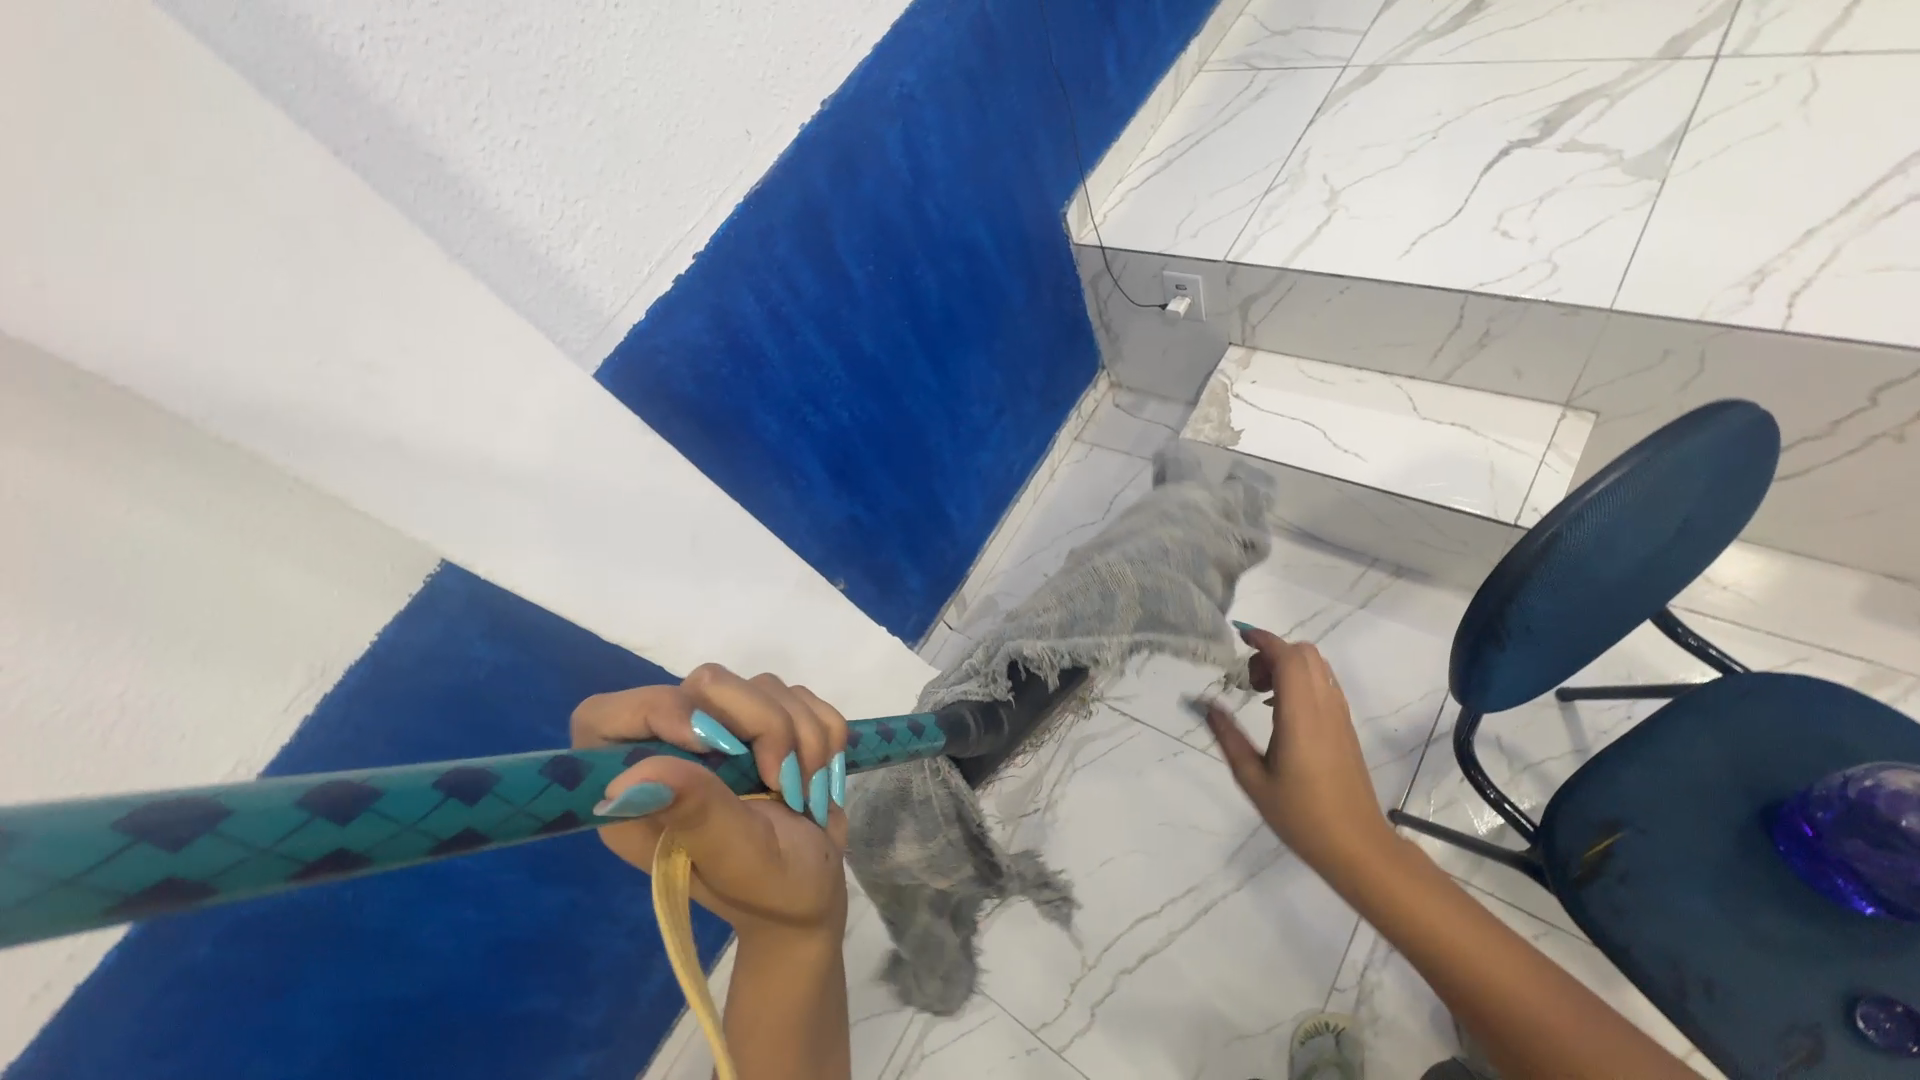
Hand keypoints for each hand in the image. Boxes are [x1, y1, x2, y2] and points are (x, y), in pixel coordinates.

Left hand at [571, 664, 849, 941]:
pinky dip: (824, 733)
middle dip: (764, 724)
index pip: (606, 717)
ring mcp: (725, 733)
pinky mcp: (768, 724)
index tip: (715, 742)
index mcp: (638, 791)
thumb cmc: (769, 889)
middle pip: (706, 684)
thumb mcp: (735, 859)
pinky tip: (818, 776)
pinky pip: (800, 696)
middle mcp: (675, 751)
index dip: (656, 709)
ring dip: (802, 737)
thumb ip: (695, 812)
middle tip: (781, 778)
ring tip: (804, 791)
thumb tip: (626, 780)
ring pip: (763, 686)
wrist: (814, 892)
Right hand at [1194, 625, 1394, 873]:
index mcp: (1300, 716)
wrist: (1356, 845)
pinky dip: (1301, 681)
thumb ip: (1227, 736)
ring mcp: (1339, 716)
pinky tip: (1282, 713)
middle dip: (1273, 652)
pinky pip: (1325, 684)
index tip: (1239, 638)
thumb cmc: (1300, 816)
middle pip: (1305, 653)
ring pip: (1318, 667)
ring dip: (1289, 665)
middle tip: (1249, 682)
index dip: (1264, 640)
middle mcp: (1324, 707)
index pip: (1288, 658)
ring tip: (1262, 696)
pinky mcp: (1345, 727)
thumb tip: (1204, 703)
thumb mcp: (1252, 779)